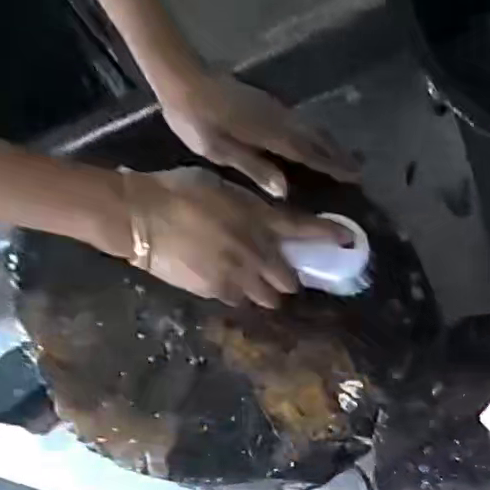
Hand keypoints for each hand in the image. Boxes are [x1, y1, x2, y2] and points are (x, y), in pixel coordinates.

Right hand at [119, 167, 351, 307]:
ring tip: (251, 283)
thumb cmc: (177, 191)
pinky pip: (241, 301)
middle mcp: (257, 251)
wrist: (140, 215)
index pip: (303, 228)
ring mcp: (240, 276)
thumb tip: (269, 218)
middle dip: (286, 279)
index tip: (349, 241)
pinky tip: (224, 283)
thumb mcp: (221, 188)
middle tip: (274, 273)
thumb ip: (251, 207)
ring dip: (266, 293)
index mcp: (258, 219)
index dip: (329, 236)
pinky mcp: (220, 292)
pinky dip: (239, 296)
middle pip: (290, 280)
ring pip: (270, 298)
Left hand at [160, 73, 359, 198]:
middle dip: (338, 156)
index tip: (354, 178)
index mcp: (270, 135)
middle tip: (359, 171)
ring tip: (345, 157)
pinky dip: (313, 134)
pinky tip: (315, 141)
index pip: (310, 154)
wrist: (179, 76)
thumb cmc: (195, 119)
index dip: (333, 167)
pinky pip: (299, 122)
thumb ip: (253, 168)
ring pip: (309, 129)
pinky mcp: (265, 104)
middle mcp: (277, 121)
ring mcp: (273, 109)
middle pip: (316, 140)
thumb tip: (285, 190)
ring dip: (329, 144)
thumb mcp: (219, 150)